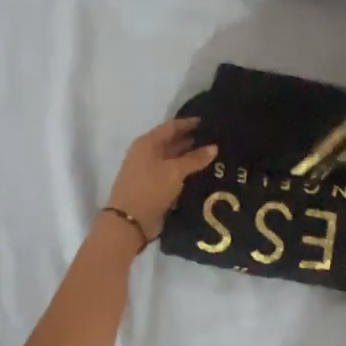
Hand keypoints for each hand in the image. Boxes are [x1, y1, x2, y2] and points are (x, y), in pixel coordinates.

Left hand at [105, 117, 218, 241]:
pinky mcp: (154, 187)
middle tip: (216, 139)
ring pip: (173, 159)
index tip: (209, 122)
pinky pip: (173, 174)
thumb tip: (214, 147)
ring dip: (190, 157)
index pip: (171, 126)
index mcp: (147, 143)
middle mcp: (147, 154)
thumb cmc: (150, 189)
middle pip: (172, 142)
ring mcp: (149, 171)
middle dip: (192, 140)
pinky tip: (203, 173)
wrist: (129, 222)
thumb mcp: (174, 171)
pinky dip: (186, 172)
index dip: (189, 123)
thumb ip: (195, 158)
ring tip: (214, 155)